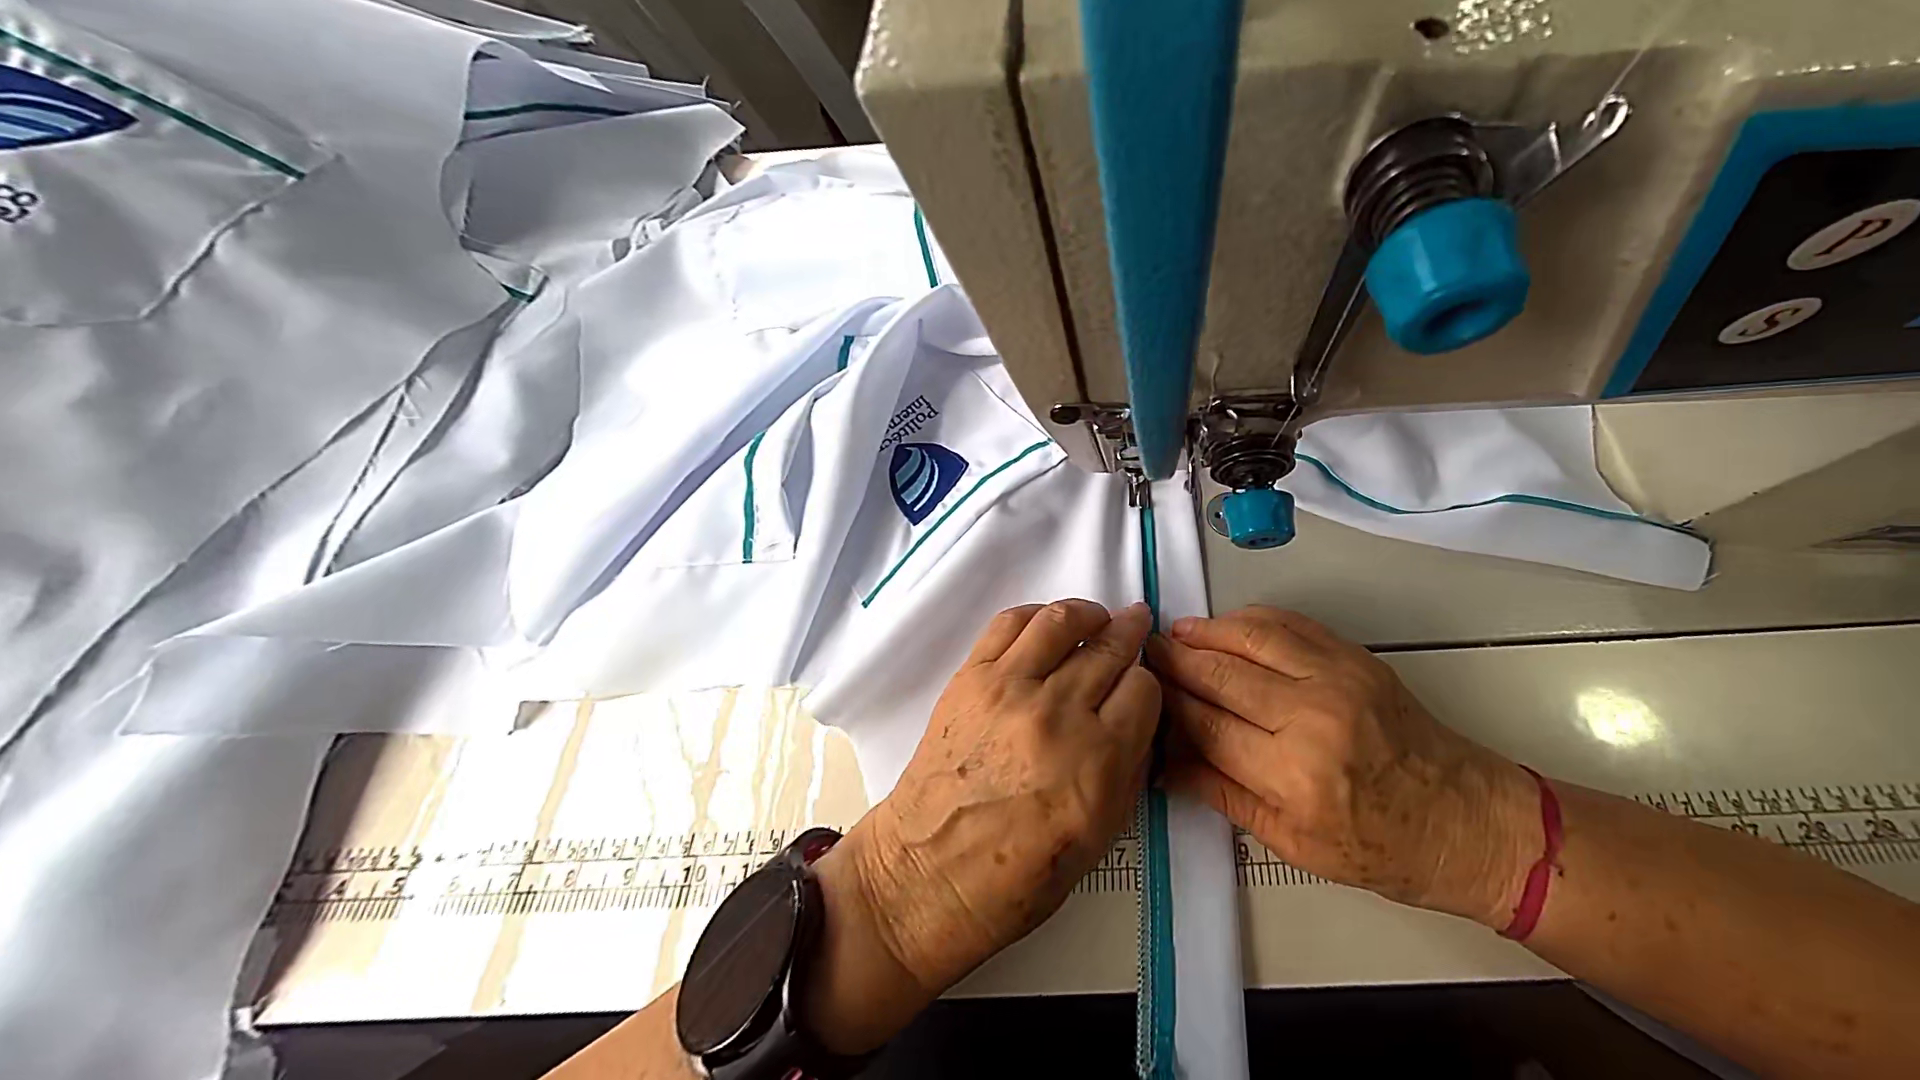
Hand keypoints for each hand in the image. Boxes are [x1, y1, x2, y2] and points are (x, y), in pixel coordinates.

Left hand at [803, 599, 1159, 1050]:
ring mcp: (1009, 688)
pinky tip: (1047, 624)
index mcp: (1099, 761)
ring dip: (1088, 614)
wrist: (930, 870)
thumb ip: (1127, 765)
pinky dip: (1036, 615)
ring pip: (1062, 622)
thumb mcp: (1101, 834)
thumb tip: (1134, 714)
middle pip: (1108, 650)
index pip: (1143, 689)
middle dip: (1129, 633)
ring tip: (1096, 617)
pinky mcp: (970, 677)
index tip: (1138, 687)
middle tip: (1137, 622)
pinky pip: (1010, 623)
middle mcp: (1058, 714)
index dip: (1146, 684)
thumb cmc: (1020, 875)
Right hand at [1145, 606, 1535, 927]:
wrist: (1469, 822)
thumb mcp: (1291, 842)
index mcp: (1293, 775)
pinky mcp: (1355, 659)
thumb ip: (1220, 794)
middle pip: (1219, 674)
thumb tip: (1161, 764)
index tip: (1142, 692)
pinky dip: (1248, 619)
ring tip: (1173, 634)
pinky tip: (1223, 627)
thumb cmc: (1381, 847)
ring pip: (1248, 637)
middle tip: (1145, 654)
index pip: (1206, 724)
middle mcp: (1311, 717)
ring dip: (1203, 632)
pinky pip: (1288, 623)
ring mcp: (1337, 679)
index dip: (1167, 705)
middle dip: (1174, 661)